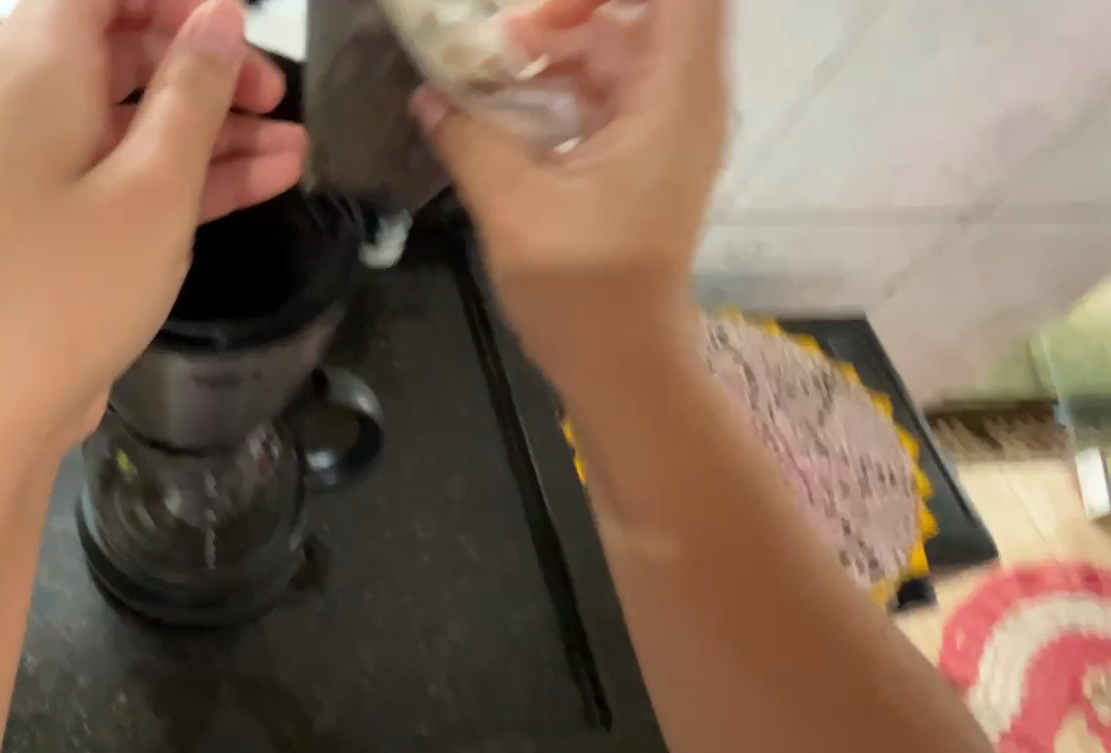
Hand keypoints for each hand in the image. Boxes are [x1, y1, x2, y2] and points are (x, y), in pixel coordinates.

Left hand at [0, 0, 306, 453]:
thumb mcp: (152, 185)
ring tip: (297, 148)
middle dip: (208, 62)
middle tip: (277, 95)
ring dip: (217, 132)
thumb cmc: (72, 283)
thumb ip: (193, 93)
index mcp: (41, 59)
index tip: (243, 20)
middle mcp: (36, 99)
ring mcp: (51, 168)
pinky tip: (266, 183)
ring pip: (141, 122)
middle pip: (129, 47)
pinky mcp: (67, 225)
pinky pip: (134, 178)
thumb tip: (221, 15)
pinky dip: (192, 179)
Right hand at [412, 0, 728, 365]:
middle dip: (567, 17)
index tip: (536, 13)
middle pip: (642, 13)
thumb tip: (425, 96)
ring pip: (621, 58)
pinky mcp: (643, 165)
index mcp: (673, 98)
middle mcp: (684, 101)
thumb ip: (469, 142)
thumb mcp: (514, 210)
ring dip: (558, 58)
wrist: (618, 360)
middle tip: (497, 48)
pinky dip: (563, 97)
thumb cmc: (579, 289)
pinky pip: (609, 102)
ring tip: (491, 82)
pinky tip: (510, 122)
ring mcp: (665, 134)